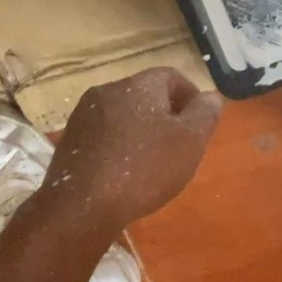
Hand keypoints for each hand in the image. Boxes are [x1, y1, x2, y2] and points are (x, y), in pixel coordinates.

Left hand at [41, 67, 221, 231]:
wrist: (82, 204)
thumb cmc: (144, 169)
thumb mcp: (189, 142)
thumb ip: (204, 114)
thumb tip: (211, 96)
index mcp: (139, 85)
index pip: (170, 76)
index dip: (190, 96)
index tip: (199, 123)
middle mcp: (108, 91)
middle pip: (144, 95)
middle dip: (165, 115)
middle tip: (179, 146)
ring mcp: (84, 115)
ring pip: (122, 115)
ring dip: (140, 131)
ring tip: (152, 162)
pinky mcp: (70, 140)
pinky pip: (104, 135)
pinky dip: (119, 147)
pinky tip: (124, 173)